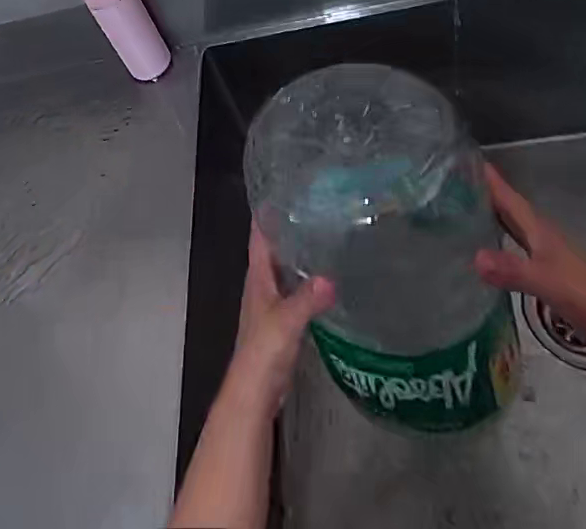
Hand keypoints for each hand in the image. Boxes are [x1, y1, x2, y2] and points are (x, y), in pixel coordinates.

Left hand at [223, 223, 334, 411]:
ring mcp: (271, 303)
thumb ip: (307, 300)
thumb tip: (331, 278)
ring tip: (326, 237)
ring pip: (284, 269)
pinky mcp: (282, 321)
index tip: (285, 192)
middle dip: (289, 229)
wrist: (255, 392)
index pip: (259, 236)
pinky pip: (294, 291)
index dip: (267, 213)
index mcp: (257, 277)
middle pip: (273, 250)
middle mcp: (261, 284)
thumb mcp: (286, 321)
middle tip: (316, 209)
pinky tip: (326, 280)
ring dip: (299, 255)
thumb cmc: (263, 351)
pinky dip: (307, 281)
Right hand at [472, 162, 585, 352]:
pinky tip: (490, 251)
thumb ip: (512, 270)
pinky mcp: (552, 274)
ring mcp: (549, 255)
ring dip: (493, 216)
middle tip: (455, 184)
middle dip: (486, 194)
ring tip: (465, 211)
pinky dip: (502, 241)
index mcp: (540, 232)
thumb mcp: (546, 282)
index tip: (466, 162)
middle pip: (511, 210)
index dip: (490, 180)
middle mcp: (543, 238)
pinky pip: (518, 247)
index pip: (510, 199)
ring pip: (515, 227)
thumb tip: (475, 257)